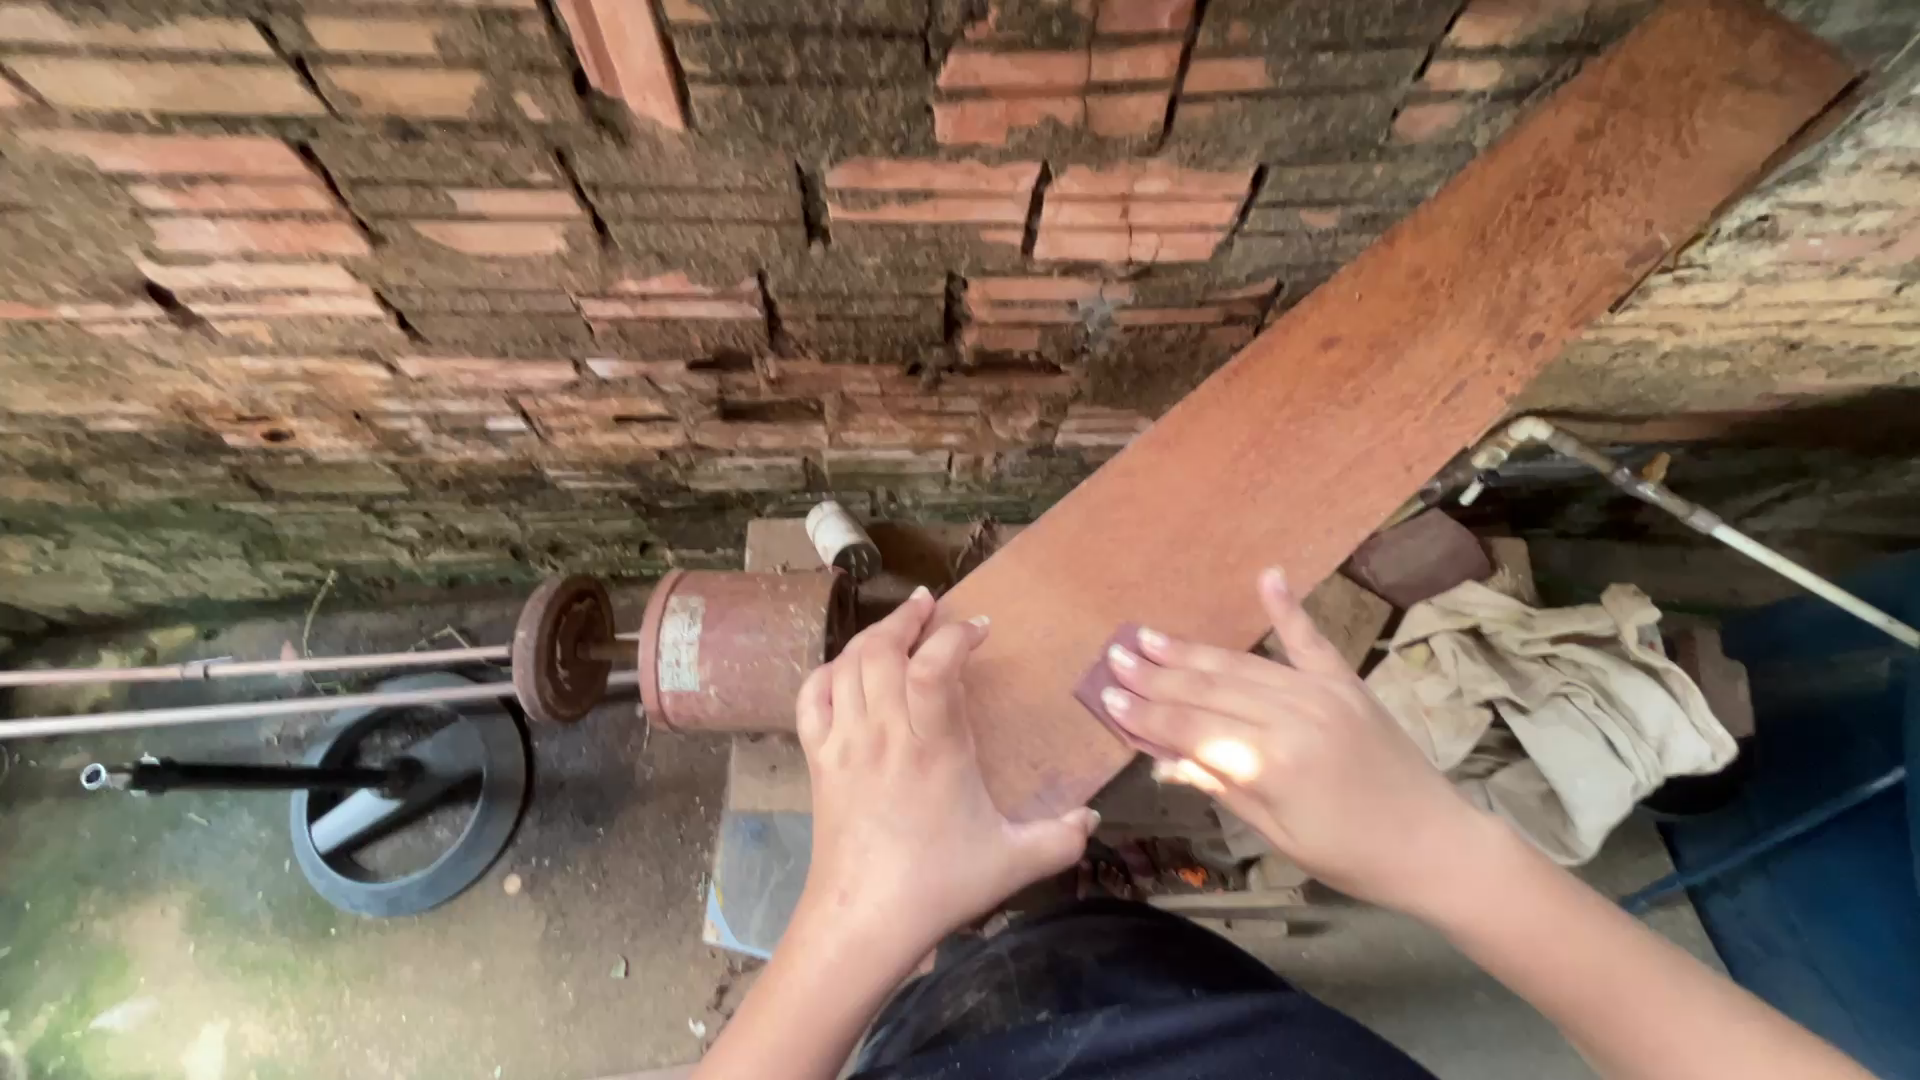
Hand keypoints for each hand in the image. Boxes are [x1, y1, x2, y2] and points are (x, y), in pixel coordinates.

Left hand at [793, 586, 1099, 954]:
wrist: (862, 922)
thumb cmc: (938, 885)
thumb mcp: (1013, 862)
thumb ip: (1060, 838)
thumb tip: (1094, 818)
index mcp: (932, 746)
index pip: (936, 665)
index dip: (957, 635)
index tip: (980, 629)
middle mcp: (884, 732)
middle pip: (881, 650)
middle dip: (906, 618)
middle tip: (930, 605)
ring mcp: (844, 742)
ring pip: (847, 665)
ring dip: (871, 636)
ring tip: (896, 626)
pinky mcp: (818, 759)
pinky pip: (811, 698)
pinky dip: (827, 673)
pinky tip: (845, 670)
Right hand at [1098, 567, 1504, 919]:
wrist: (1440, 845)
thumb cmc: (1352, 856)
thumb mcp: (1278, 834)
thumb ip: (1221, 786)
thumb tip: (1162, 758)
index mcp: (1273, 762)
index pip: (1192, 729)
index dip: (1146, 714)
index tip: (1107, 697)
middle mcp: (1293, 716)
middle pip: (1208, 690)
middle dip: (1155, 675)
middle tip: (1114, 656)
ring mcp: (1321, 692)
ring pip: (1240, 664)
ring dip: (1190, 650)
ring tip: (1147, 635)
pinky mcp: (1345, 682)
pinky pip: (1309, 640)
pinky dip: (1287, 608)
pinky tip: (1268, 575)